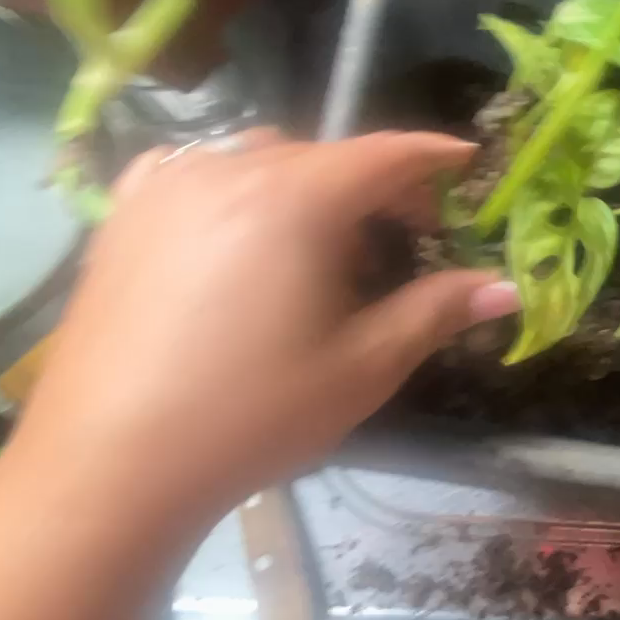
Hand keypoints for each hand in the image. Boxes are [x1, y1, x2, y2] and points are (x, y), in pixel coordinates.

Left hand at [8, 129, 519, 523]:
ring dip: (314, 188)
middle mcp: (224, 171)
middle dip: (380, 187)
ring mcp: (164, 188)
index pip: (383, 154)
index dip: (433, 156)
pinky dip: (245, 188)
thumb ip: (439, 310)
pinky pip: (201, 172)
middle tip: (412, 237)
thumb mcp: (367, 363)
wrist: (110, 465)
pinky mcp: (124, 216)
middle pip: (326, 156)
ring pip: (263, 160)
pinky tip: (249, 232)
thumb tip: (508, 288)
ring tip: (331, 248)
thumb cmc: (257, 412)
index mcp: (292, 200)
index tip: (467, 162)